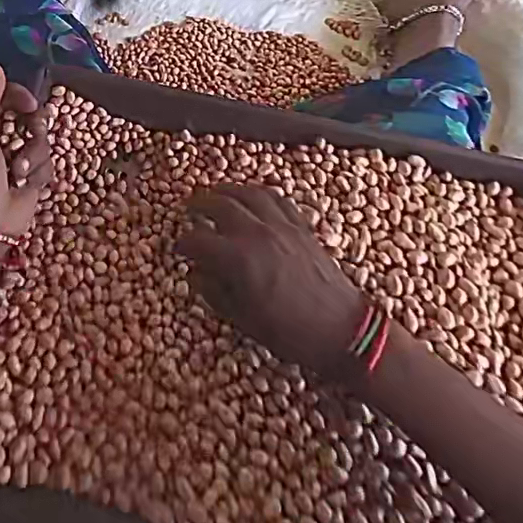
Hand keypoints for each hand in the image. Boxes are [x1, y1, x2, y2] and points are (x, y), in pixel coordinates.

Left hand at [0, 64, 50, 238]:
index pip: (5, 94)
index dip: (20, 96)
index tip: (30, 106)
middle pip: (29, 114)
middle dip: (34, 127)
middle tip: (31, 135)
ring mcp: (15, 155)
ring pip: (42, 138)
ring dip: (34, 154)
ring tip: (19, 172)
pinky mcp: (31, 175)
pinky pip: (47, 161)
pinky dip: (39, 172)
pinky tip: (25, 185)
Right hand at [178, 185, 367, 380]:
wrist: (343, 331)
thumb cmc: (290, 332)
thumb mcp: (243, 320)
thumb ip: (214, 292)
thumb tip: (196, 273)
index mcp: (238, 258)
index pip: (198, 240)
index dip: (183, 243)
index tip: (179, 248)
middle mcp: (257, 234)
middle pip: (219, 204)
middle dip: (198, 204)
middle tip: (189, 208)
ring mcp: (281, 226)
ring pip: (248, 193)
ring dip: (227, 190)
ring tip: (215, 193)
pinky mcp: (301, 227)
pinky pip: (277, 199)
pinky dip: (259, 193)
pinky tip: (253, 198)